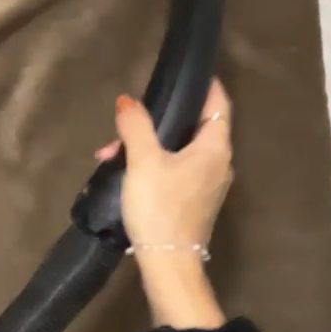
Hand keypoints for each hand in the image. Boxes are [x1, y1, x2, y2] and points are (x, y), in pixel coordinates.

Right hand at [97, 79, 232, 328]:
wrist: (168, 260)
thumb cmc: (160, 206)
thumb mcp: (143, 161)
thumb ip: (136, 126)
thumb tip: (127, 100)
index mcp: (214, 148)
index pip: (218, 104)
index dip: (205, 85)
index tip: (188, 71)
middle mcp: (218, 162)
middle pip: (191, 127)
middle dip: (156, 121)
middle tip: (124, 122)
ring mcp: (207, 183)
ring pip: (177, 150)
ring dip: (146, 145)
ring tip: (111, 154)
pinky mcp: (192, 200)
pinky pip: (174, 169)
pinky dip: (150, 163)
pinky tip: (124, 171)